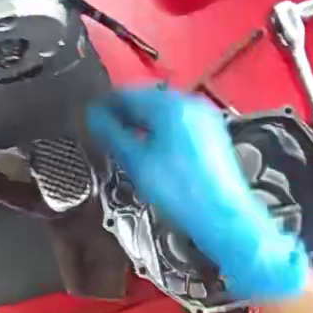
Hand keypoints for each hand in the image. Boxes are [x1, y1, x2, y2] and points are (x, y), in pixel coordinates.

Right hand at [86, 86, 306, 299]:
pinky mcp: (210, 135)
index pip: (127, 95)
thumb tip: (95, 119)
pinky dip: (159, 133)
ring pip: (162, 114)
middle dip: (123, 116)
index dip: (105, 106)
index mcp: (172, 106)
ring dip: (140, 125)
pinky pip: (177, 126)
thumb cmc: (185, 194)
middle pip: (146, 102)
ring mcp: (204, 120)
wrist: (221, 217)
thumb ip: (111, 135)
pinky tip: (148, 152)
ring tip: (122, 143)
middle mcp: (191, 106)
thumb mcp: (136, 162)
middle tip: (103, 131)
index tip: (91, 117)